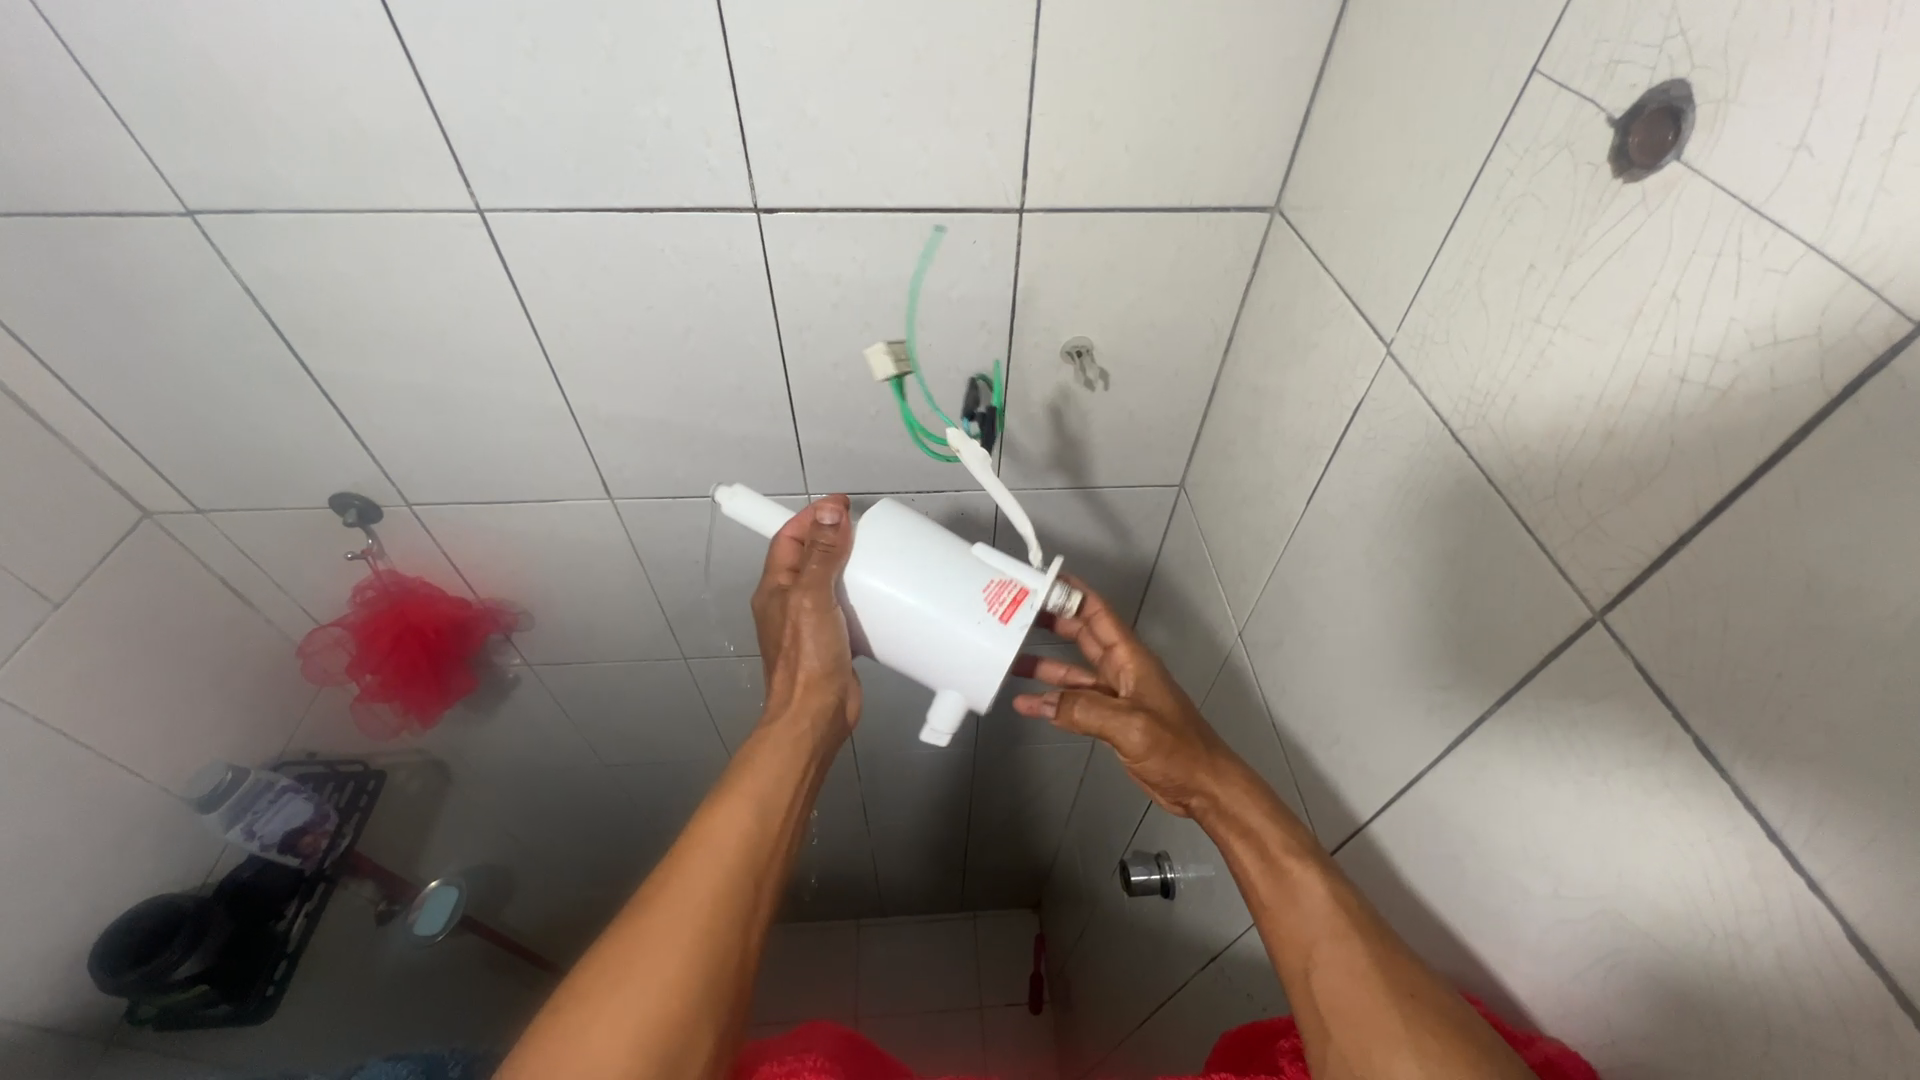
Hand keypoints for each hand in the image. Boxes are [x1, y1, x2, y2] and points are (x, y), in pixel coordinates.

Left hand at [751, 495, 859, 741]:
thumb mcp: (813, 598)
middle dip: (833, 539)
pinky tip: (882, 600)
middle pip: (810, 558)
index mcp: (776, 588)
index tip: (841, 505)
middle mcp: (789, 603)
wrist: (816, 715)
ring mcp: (810, 624)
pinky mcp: (832, 642)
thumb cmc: (807, 659)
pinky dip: (862, 600)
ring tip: (877, 558)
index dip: (812, 517)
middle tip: (864, 530)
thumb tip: (829, 513)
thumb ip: (821, 555)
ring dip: (850, 569)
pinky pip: (846, 610)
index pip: (789, 538)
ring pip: (830, 584)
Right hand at [1012, 578, 1238, 816]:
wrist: (1202, 786)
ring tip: (1011, 658)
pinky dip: (1051, 702)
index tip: (1044, 581)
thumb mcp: (1130, 725)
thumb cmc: (1179, 749)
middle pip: (1083, 636)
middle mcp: (1122, 671)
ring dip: (1045, 664)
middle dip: (1053, 621)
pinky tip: (1029, 704)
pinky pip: (1075, 703)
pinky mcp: (1112, 721)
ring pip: (1074, 671)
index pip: (1098, 614)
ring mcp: (1116, 696)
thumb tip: (1044, 701)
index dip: (1072, 594)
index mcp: (1132, 660)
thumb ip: (1085, 710)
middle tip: (1019, 614)